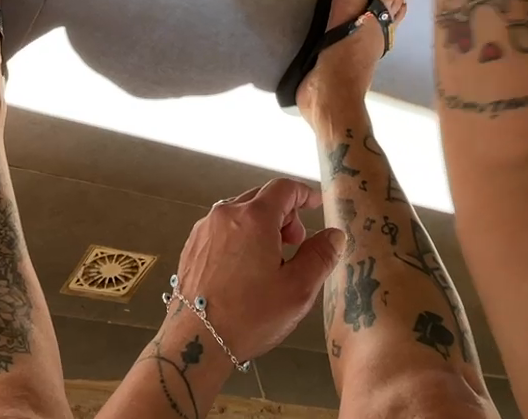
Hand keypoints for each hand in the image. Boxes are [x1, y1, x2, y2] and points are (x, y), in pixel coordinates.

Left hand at [168, 179, 343, 360]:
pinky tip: (244, 267)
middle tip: (295, 243)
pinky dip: (240, 235)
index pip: (283, 188)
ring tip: (270, 258)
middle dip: (284, 213)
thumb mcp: (297, 289)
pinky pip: (223, 226)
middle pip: (262, 197)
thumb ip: (320, 256)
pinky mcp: (193, 243)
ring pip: (241, 211)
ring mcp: (205, 227)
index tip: (315, 204)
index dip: (303, 193)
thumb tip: (334, 234)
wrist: (197, 339)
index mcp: (254, 218)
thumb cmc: (250, 315)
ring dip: (261, 224)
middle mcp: (226, 213)